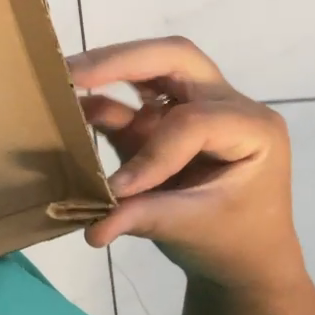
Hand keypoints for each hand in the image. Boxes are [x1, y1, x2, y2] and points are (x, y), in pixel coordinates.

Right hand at [67, 36, 305, 292]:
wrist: (242, 256)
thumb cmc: (234, 240)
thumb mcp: (192, 229)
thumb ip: (142, 219)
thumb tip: (93, 228)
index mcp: (251, 129)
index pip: (194, 123)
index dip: (154, 153)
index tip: (120, 191)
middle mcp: (223, 105)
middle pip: (174, 58)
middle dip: (121, 61)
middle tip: (73, 73)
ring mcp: (188, 108)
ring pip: (150, 65)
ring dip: (105, 68)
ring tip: (63, 78)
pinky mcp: (156, 122)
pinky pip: (126, 99)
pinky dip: (95, 99)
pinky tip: (67, 110)